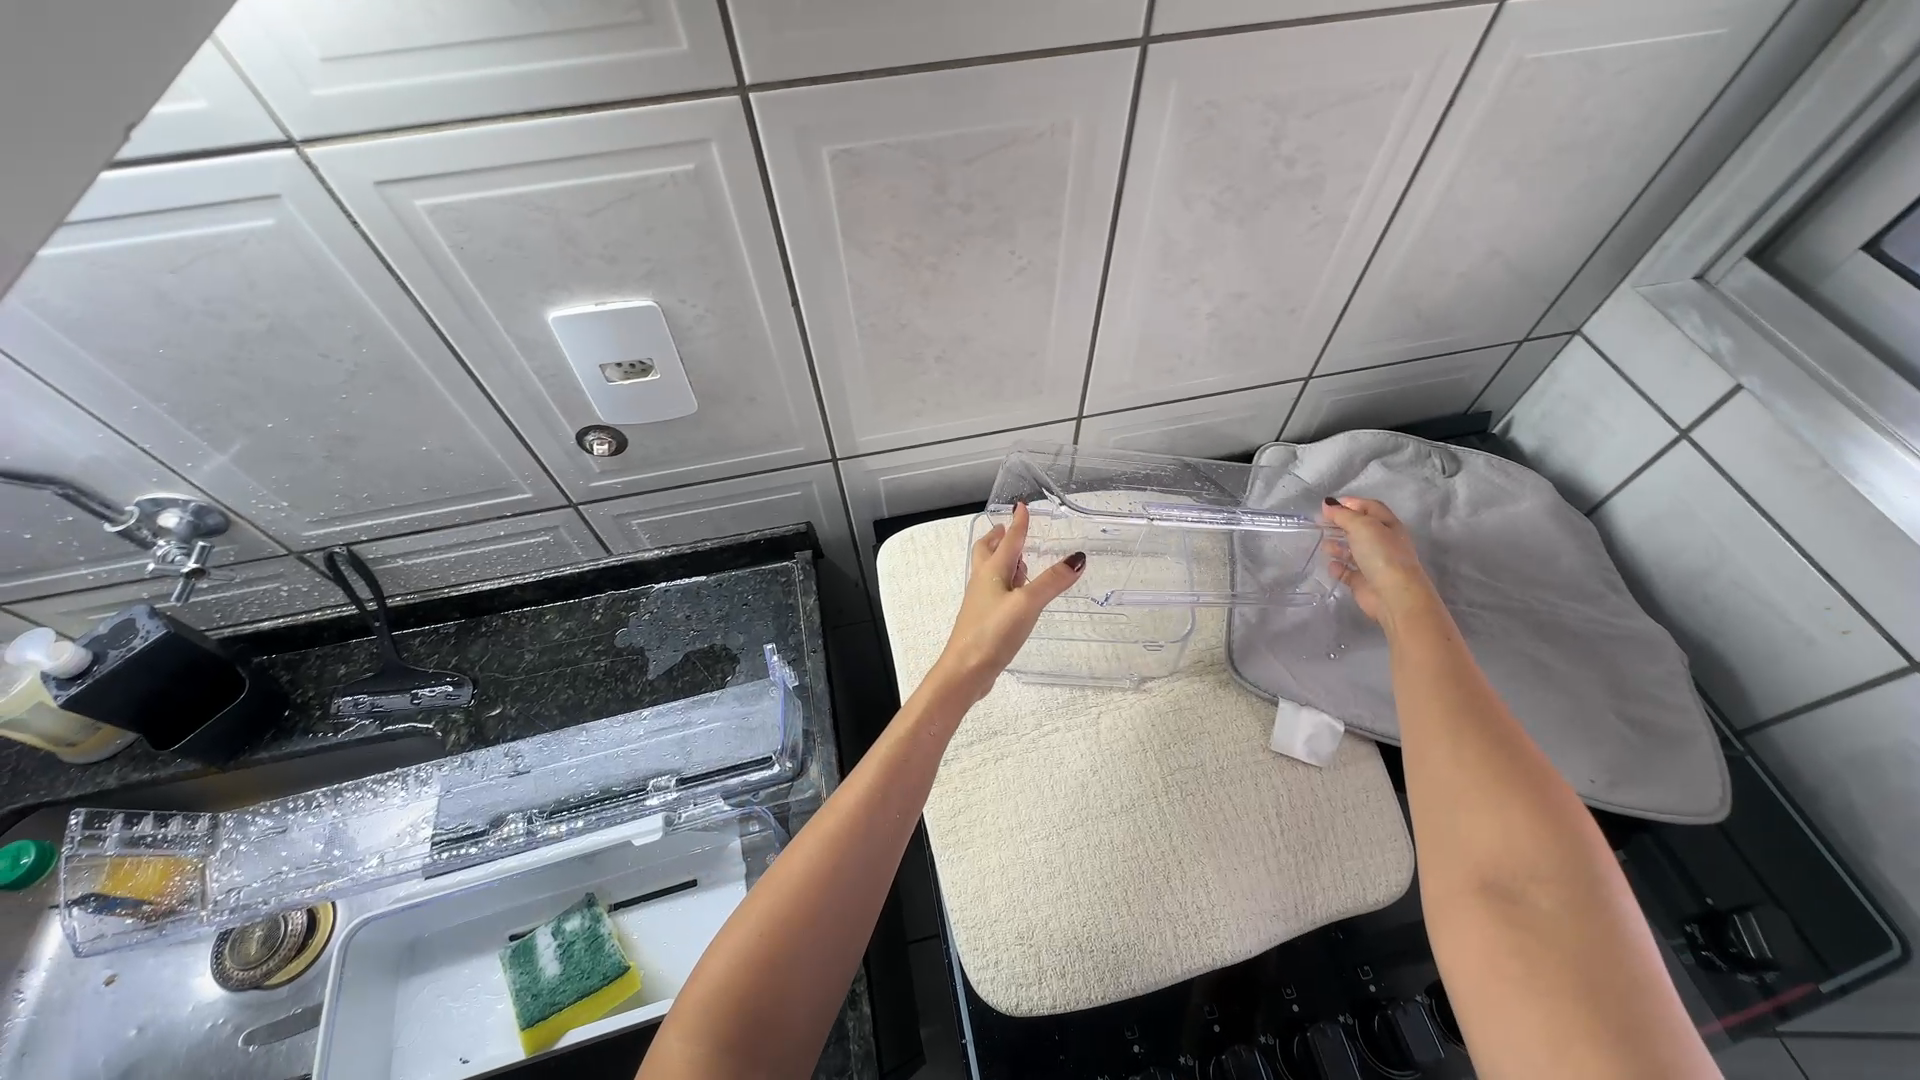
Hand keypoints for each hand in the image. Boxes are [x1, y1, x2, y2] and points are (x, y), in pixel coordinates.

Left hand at [932, 503, 1085, 700]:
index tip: (1021, 506)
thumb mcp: (1027, 604)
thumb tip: (1078, 558)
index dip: (1018, 523)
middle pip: (987, 551)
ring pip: (989, 572)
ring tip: (1018, 560)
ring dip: (1002, 560)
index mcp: (992, 572)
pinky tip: (1015, 597)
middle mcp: (982, 582)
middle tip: (1008, 530)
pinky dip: (1005, 584)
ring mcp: (980, 602)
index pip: (1008, 540)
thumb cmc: (992, 633)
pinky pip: (993, 593)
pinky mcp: (983, 621)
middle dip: (999, 538)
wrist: (964, 671)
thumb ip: (1052, 581)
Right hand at [1321, 496, 1440, 627]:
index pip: (1370, 508)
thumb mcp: (1362, 526)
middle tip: (1320, 523)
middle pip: (1359, 528)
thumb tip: (1327, 504)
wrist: (1393, 594)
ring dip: (1337, 545)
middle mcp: (1382, 542)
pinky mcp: (1363, 581)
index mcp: (1388, 525)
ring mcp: (1373, 563)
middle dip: (1340, 524)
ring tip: (1323, 544)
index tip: (1329, 504)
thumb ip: (1343, 515)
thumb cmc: (1381, 554)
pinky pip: (1347, 571)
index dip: (1351, 503)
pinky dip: (1337, 567)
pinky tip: (1330, 564)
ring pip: (1352, 550)